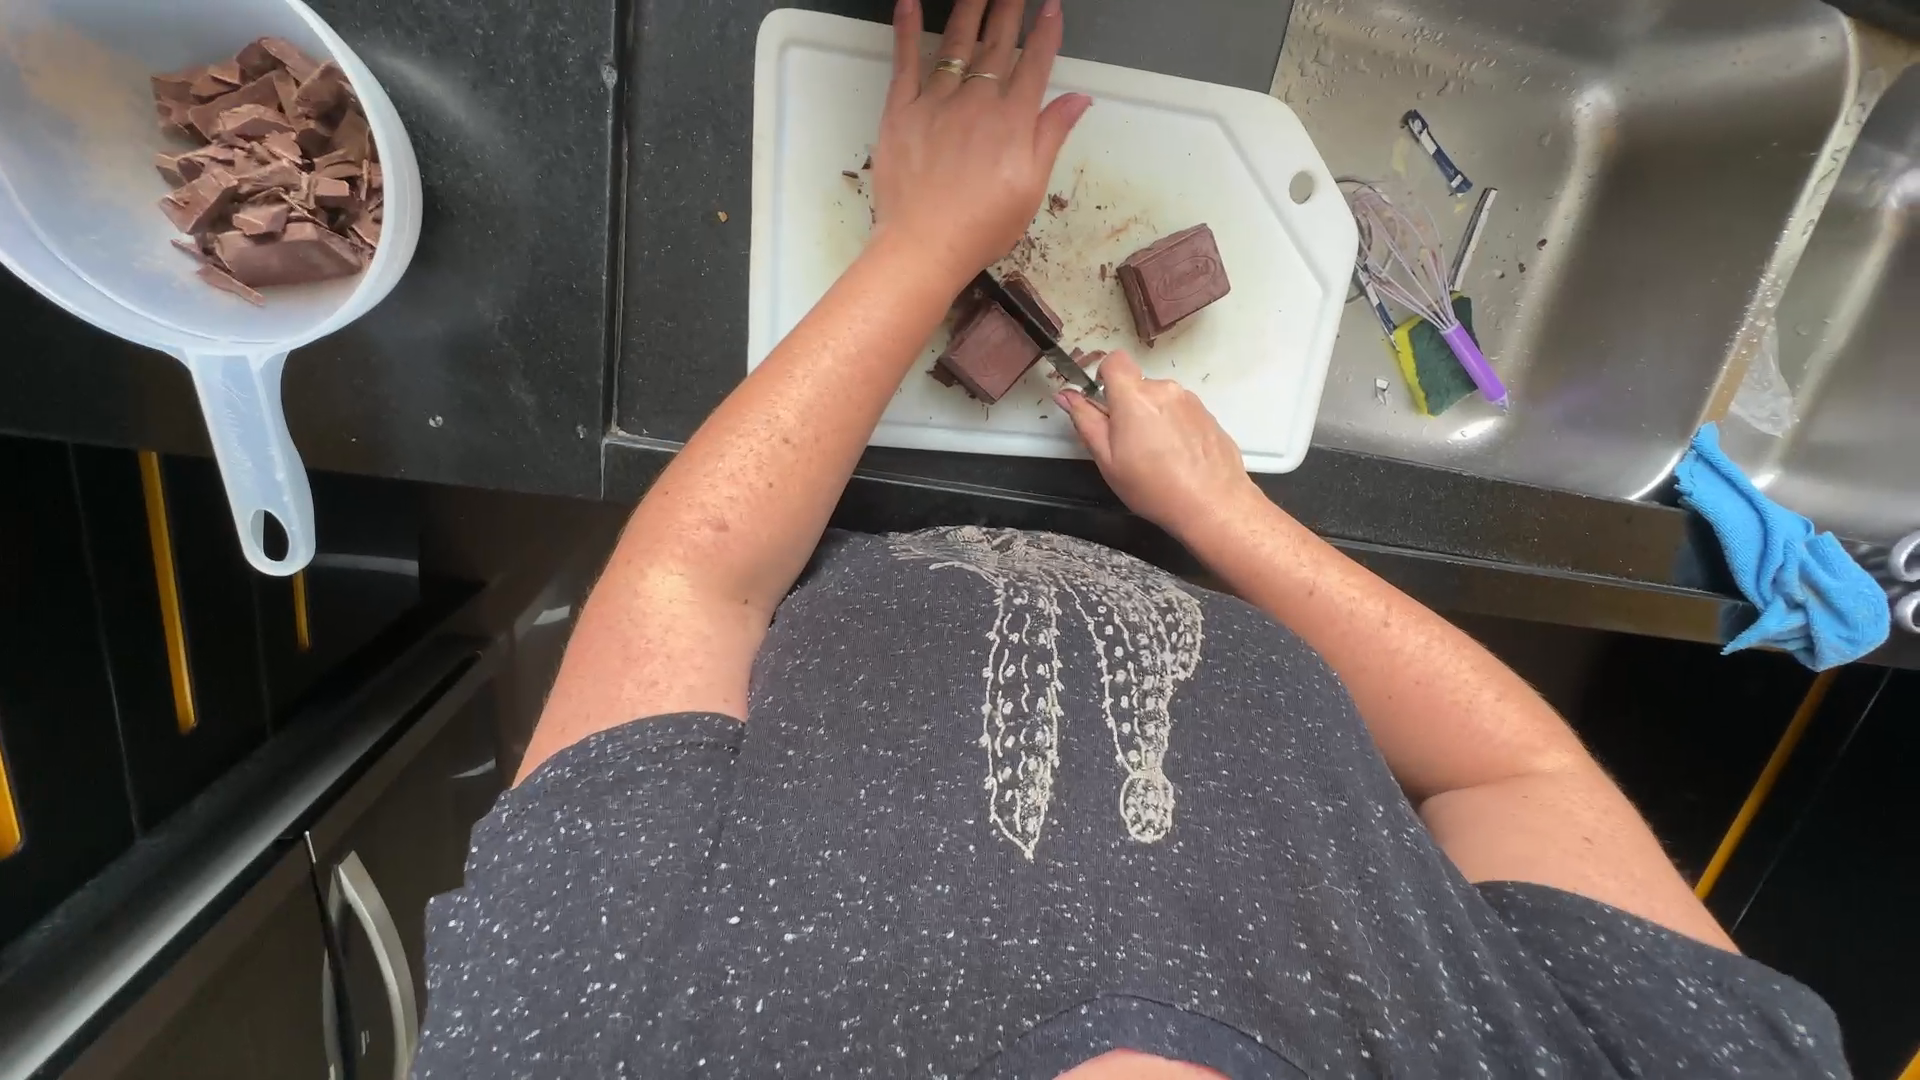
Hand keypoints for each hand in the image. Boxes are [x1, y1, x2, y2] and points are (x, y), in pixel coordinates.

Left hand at [870, 0, 1091, 283]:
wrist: (925, 247)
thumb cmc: (981, 228)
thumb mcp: (1030, 190)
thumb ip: (1051, 137)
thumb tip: (1078, 100)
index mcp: (1012, 123)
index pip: (1034, 65)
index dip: (1045, 33)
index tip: (1051, 7)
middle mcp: (977, 103)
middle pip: (997, 45)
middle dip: (1008, 9)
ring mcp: (936, 104)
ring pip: (955, 44)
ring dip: (969, 9)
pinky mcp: (901, 113)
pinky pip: (905, 62)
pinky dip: (906, 29)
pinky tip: (909, 2)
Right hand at [1057, 352, 1264, 535]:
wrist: (1212, 504)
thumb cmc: (1154, 487)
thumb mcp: (1107, 459)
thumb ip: (1085, 421)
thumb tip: (1066, 396)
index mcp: (1134, 396)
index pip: (1114, 360)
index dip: (1104, 377)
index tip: (1102, 403)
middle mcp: (1165, 389)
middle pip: (1137, 386)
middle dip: (1127, 408)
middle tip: (1126, 447)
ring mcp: (1190, 401)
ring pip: (1159, 400)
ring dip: (1151, 420)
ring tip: (1154, 458)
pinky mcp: (1207, 415)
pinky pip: (1179, 413)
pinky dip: (1172, 429)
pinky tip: (1175, 459)